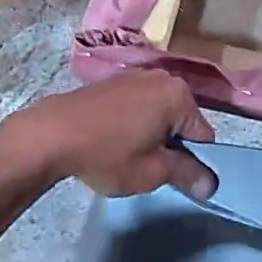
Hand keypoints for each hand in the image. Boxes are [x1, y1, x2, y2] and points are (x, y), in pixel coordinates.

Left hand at [0, 72, 217, 198]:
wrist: (50, 135)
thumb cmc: (108, 153)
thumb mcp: (152, 172)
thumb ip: (188, 174)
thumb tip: (211, 184)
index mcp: (179, 96)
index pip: (203, 136)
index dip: (195, 163)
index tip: (175, 179)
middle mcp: (163, 78)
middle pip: (182, 121)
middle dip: (173, 146)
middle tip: (149, 169)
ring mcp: (137, 77)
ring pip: (159, 114)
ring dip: (153, 135)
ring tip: (129, 157)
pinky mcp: (114, 82)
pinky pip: (139, 106)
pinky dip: (135, 123)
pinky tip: (114, 141)